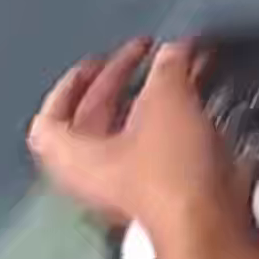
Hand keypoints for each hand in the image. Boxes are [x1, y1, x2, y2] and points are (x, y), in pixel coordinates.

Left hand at [27, 39, 250, 242]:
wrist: (206, 209)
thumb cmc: (170, 166)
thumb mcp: (167, 105)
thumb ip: (166, 71)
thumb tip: (172, 48)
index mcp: (73, 155)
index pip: (52, 119)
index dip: (70, 86)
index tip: (96, 60)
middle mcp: (94, 166)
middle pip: (97, 117)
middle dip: (121, 81)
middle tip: (147, 54)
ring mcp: (131, 171)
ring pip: (137, 120)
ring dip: (158, 90)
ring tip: (184, 64)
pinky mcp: (167, 171)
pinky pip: (165, 128)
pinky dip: (180, 104)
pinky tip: (203, 91)